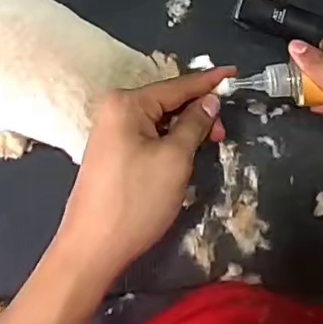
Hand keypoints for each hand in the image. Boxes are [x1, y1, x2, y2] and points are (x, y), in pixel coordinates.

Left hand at [51, 67, 234, 278]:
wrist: (90, 252)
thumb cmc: (135, 201)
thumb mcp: (175, 158)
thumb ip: (194, 123)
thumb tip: (209, 100)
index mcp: (127, 104)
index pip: (177, 85)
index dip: (208, 81)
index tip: (232, 72)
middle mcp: (115, 109)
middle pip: (167, 101)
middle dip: (198, 111)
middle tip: (222, 131)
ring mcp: (110, 131)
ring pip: (159, 119)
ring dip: (185, 128)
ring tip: (208, 143)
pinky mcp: (111, 152)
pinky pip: (148, 134)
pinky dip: (169, 139)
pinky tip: (184, 150)